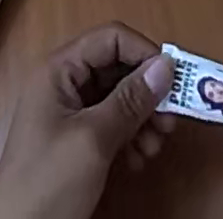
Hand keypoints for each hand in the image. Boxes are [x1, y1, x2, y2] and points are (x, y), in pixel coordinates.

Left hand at [0, 22, 176, 218]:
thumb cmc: (49, 184)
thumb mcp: (94, 140)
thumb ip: (131, 99)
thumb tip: (167, 64)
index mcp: (59, 70)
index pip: (110, 38)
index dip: (143, 52)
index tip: (173, 80)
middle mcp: (64, 83)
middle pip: (117, 67)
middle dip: (146, 91)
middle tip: (170, 120)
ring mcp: (69, 112)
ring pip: (118, 96)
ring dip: (143, 117)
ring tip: (156, 146)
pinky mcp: (75, 140)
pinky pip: (112, 122)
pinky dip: (130, 135)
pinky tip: (139, 159)